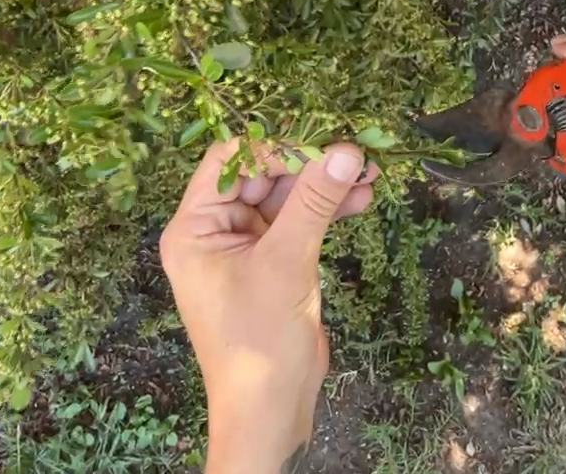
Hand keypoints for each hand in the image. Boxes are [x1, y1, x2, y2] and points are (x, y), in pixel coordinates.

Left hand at [159, 139, 378, 472]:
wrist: (271, 414)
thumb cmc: (259, 340)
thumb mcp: (285, 263)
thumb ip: (313, 202)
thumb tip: (345, 151)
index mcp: (195, 227)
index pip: (230, 163)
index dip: (274, 151)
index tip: (319, 150)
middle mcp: (215, 231)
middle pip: (264, 177)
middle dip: (309, 167)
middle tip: (355, 157)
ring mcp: (246, 247)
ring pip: (287, 198)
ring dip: (325, 187)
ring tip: (370, 175)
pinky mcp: (273, 263)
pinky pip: (299, 223)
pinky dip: (327, 212)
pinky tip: (360, 200)